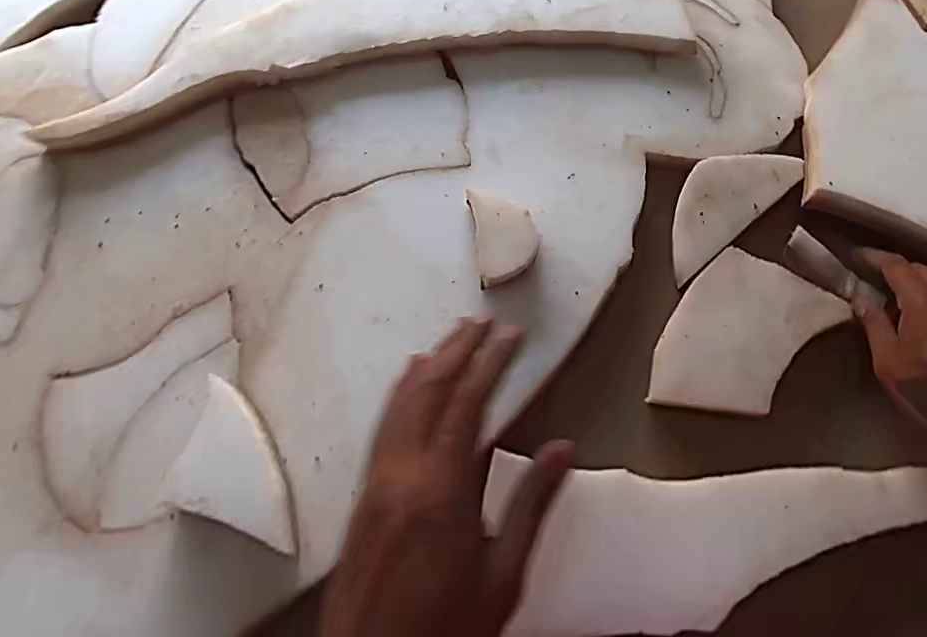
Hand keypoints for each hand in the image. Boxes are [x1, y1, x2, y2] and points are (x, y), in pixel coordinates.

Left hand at [320, 317, 573, 636]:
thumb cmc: (445, 631)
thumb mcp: (502, 576)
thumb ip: (532, 505)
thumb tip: (563, 449)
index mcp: (442, 489)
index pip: (469, 402)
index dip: (492, 361)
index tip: (511, 335)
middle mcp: (403, 474)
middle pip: (431, 390)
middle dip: (459, 349)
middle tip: (482, 321)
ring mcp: (377, 483)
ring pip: (402, 403)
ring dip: (430, 364)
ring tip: (452, 337)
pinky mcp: (363, 497)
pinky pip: (383, 428)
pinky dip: (400, 394)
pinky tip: (408, 380)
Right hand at [851, 248, 926, 472]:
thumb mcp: (888, 363)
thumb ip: (873, 323)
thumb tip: (861, 298)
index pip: (897, 265)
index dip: (874, 257)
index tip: (857, 256)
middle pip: (922, 270)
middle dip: (897, 269)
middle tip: (875, 277)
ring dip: (919, 284)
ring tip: (899, 298)